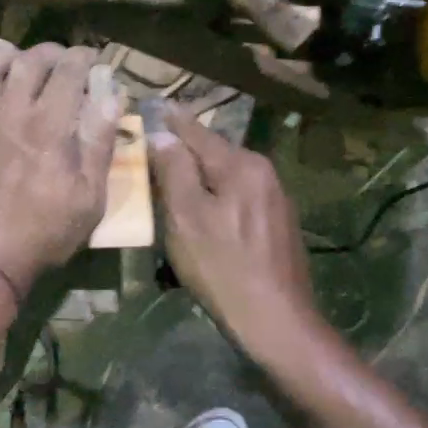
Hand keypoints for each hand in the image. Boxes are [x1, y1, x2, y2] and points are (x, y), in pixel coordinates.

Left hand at [0, 43, 119, 292]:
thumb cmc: (43, 233)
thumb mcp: (89, 197)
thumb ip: (99, 140)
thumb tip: (110, 92)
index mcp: (50, 126)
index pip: (70, 70)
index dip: (86, 59)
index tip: (93, 62)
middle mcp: (11, 110)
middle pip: (31, 60)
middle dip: (53, 54)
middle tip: (63, 63)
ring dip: (12, 54)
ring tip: (23, 62)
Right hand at [145, 100, 324, 365]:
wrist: (277, 322)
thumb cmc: (222, 267)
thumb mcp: (186, 216)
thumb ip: (174, 169)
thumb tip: (162, 134)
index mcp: (241, 165)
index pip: (196, 131)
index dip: (170, 120)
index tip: (151, 106)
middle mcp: (263, 172)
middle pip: (212, 153)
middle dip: (183, 151)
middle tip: (150, 151)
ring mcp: (275, 199)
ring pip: (225, 176)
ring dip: (198, 178)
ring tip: (169, 181)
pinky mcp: (277, 224)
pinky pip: (237, 197)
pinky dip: (215, 197)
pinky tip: (200, 213)